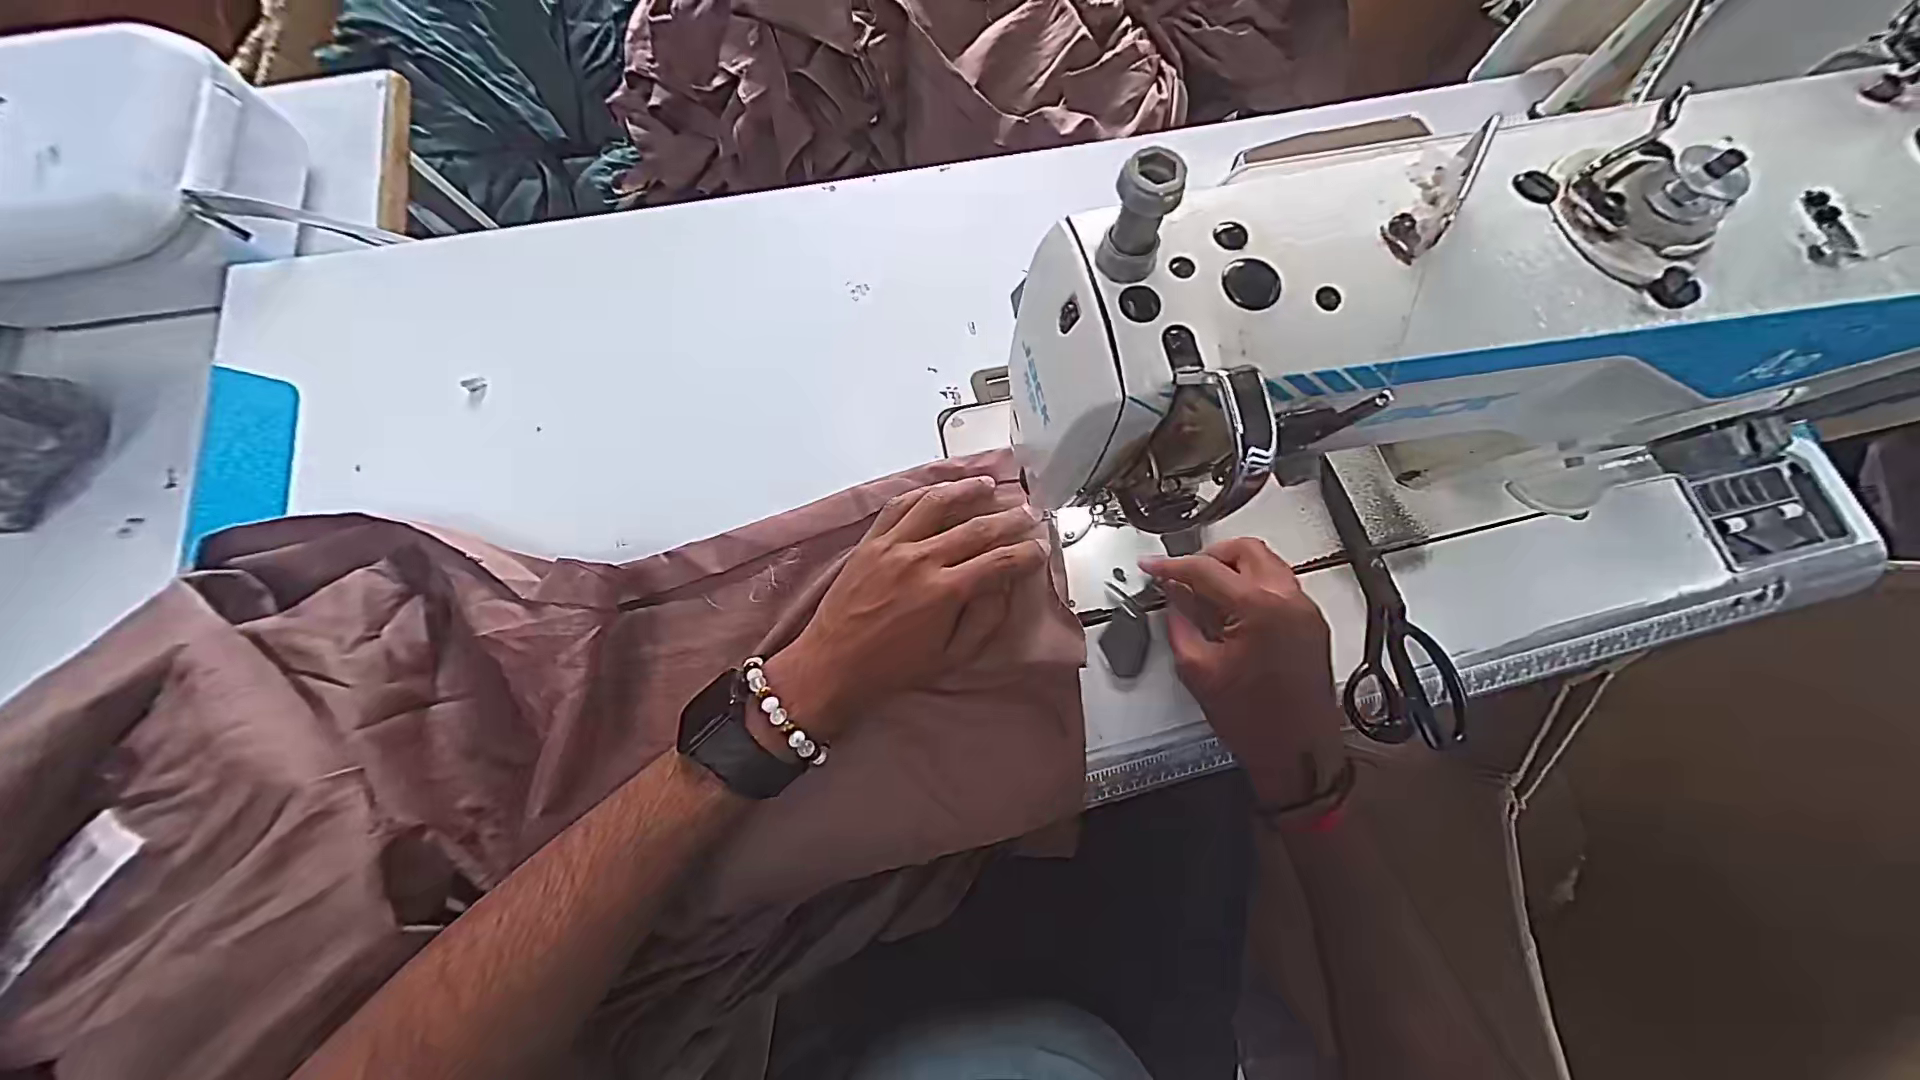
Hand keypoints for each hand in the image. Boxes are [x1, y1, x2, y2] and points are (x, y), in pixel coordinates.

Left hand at [764, 475, 1049, 740]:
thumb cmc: (893, 668)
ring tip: (986, 485)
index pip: (998, 562)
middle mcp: (920, 561)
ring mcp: (892, 546)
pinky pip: (899, 506)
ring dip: (966, 491)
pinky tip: (938, 490)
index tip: (1039, 548)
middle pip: (976, 528)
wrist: (833, 665)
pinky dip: (923, 493)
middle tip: (1026, 513)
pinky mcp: (870, 542)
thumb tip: (1005, 587)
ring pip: (937, 504)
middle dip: (1008, 519)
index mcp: (944, 593)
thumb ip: (984, 620)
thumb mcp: (950, 657)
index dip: (1026, 553)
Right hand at [1140, 538, 1344, 806]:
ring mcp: (1305, 611)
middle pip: (1244, 550)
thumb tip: (1173, 598)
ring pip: (1265, 563)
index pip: (1206, 569)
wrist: (1298, 754)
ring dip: (1231, 569)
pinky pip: (1278, 585)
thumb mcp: (1198, 669)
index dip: (1171, 565)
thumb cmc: (1257, 722)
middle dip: (1208, 557)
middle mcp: (1289, 601)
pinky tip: (1228, 609)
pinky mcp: (1311, 623)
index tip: (1152, 566)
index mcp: (1260, 609)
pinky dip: (1250, 585)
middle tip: (1182, 574)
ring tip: (1203, 592)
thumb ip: (1180, 623)